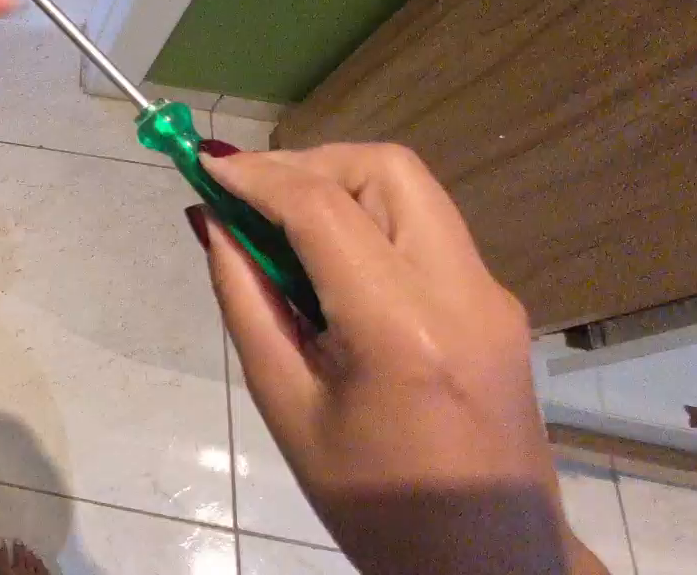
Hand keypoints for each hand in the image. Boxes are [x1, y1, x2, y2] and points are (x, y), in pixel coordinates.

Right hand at [196, 144, 603, 574]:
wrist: (491, 567)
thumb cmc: (370, 498)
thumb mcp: (282, 398)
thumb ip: (243, 296)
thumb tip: (211, 219)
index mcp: (403, 329)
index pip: (322, 208)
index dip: (255, 175)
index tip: (203, 164)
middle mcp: (462, 293)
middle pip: (385, 168)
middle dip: (306, 162)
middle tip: (250, 193)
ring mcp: (490, 294)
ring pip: (409, 186)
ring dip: (336, 180)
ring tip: (279, 218)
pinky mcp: (494, 302)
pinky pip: (421, 224)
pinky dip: (362, 212)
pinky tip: (323, 255)